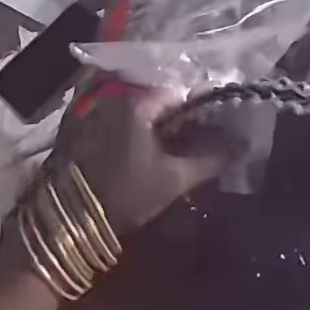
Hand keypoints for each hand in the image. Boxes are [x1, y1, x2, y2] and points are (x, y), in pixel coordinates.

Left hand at [60, 83, 232, 233]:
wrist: (70, 217)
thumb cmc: (125, 194)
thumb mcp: (173, 179)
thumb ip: (210, 158)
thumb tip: (239, 145)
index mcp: (137, 100)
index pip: (180, 92)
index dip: (200, 110)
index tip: (213, 130)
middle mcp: (113, 94)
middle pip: (157, 97)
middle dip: (178, 117)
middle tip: (196, 141)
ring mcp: (93, 107)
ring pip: (137, 108)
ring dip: (156, 124)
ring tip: (173, 149)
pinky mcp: (81, 124)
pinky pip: (118, 117)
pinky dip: (135, 129)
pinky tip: (145, 151)